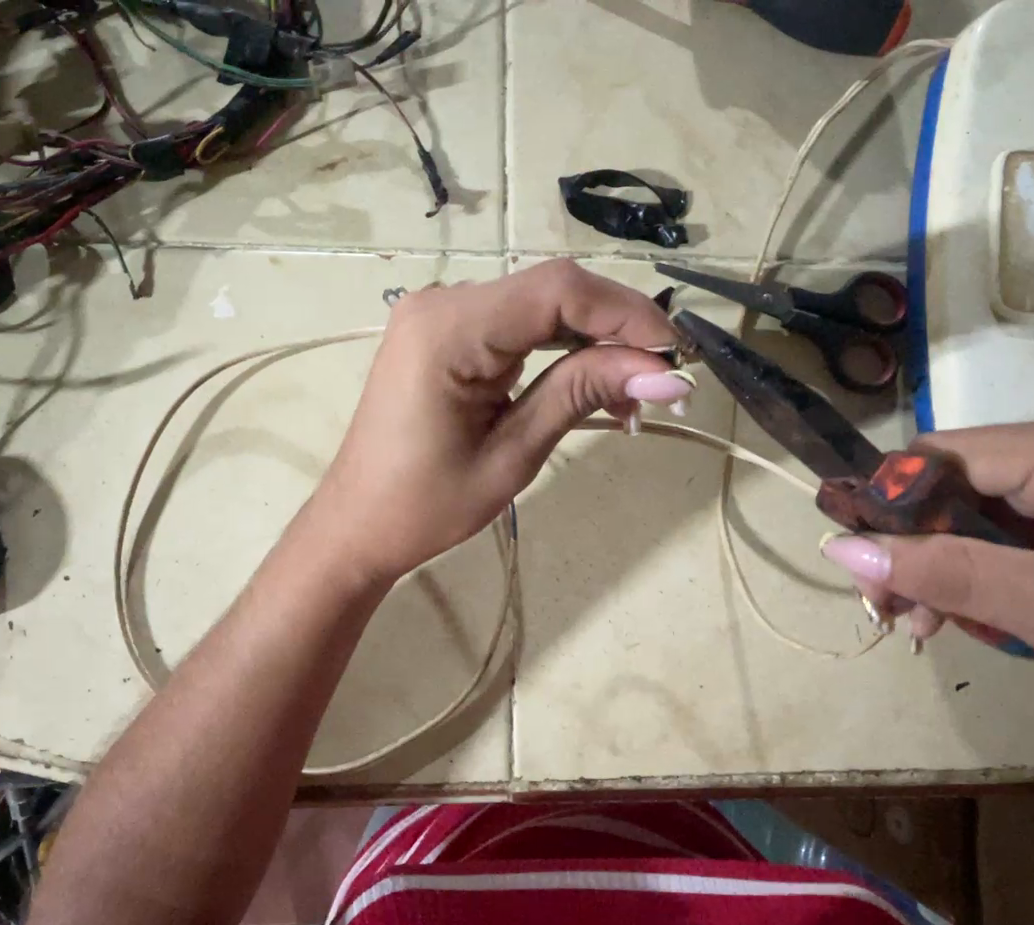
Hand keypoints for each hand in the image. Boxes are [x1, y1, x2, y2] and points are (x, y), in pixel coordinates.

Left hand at [300, 259, 688, 582]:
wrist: (357, 524)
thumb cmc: (426, 507)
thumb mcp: (513, 454)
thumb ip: (583, 395)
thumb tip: (666, 375)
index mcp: (448, 329)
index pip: (558, 291)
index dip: (627, 315)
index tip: (676, 358)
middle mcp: (441, 302)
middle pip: (553, 291)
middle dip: (617, 331)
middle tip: (664, 383)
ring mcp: (439, 312)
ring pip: (540, 305)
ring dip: (594, 341)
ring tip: (636, 394)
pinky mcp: (443, 332)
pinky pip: (516, 324)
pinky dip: (560, 349)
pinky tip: (595, 383)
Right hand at [819, 411, 1033, 717]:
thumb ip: (949, 574)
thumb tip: (841, 550)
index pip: (937, 457)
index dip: (890, 511)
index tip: (870, 578)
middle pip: (943, 480)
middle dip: (908, 547)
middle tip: (893, 613)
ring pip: (956, 507)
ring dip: (930, 565)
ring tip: (924, 623)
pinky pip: (986, 524)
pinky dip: (962, 568)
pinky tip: (956, 611)